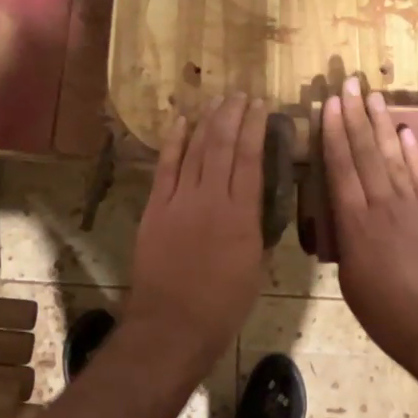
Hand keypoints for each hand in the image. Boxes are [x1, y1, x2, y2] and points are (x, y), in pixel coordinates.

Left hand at [125, 95, 267, 373]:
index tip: (261, 105)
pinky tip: (181, 121)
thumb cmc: (223, 304)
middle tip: (240, 94)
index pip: (250, 158)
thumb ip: (257, 227)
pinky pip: (166, 166)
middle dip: (232, 115)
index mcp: (242, 215)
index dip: (255, 127)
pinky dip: (174, 141)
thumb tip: (259, 200)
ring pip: (195, 149)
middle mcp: (211, 198)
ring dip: (207, 122)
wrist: (173, 323)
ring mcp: (180, 200)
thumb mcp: (254, 266)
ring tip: (217, 101)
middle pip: (222, 145)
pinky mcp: (156, 207)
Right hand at [324, 77, 417, 371]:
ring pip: (392, 156)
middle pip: (365, 151)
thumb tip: (340, 214)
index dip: (332, 132)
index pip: (340, 166)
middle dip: (354, 115)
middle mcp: (381, 205)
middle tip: (349, 83)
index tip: (327, 102)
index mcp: (354, 222)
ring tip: (374, 96)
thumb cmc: (383, 311)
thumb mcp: (347, 277)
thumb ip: (343, 239)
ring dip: (381, 123)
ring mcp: (410, 207)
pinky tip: (407, 131)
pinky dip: (413, 152)